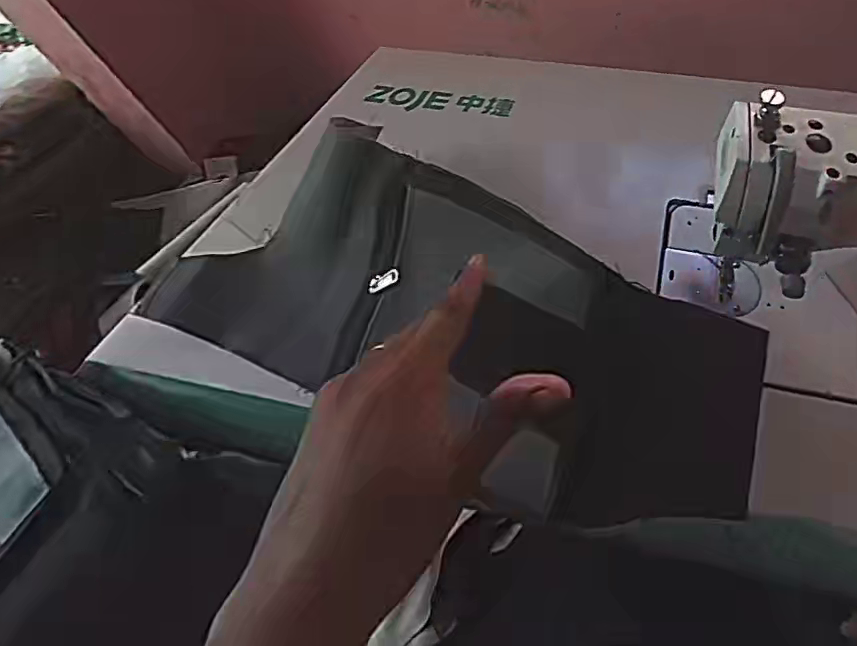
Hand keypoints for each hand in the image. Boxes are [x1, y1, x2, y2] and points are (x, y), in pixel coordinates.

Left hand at [208, 254, 570, 645]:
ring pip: (385, 358)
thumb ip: (506, 416)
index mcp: (407, 381)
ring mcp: (335, 398)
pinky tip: (392, 424)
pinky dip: (384, 384)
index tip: (477, 263)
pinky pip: (359, 382)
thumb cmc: (388, 536)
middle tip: (467, 335)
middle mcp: (366, 377)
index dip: (466, 287)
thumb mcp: (460, 473)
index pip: (445, 317)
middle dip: (442, 328)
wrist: (304, 592)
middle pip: (414, 335)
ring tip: (435, 390)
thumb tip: (552, 384)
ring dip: (413, 359)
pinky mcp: (314, 421)